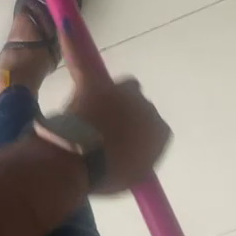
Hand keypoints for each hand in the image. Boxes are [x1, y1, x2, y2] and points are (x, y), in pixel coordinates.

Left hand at [65, 73, 170, 193]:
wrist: (78, 159)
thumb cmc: (106, 176)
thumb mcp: (132, 178)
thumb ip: (139, 160)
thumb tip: (134, 156)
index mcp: (160, 133)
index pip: (156, 129)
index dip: (139, 135)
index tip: (127, 144)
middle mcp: (148, 108)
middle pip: (141, 107)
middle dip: (128, 116)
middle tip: (108, 131)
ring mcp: (123, 93)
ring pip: (124, 89)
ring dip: (114, 97)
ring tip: (96, 112)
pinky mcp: (97, 84)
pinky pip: (88, 67)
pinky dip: (81, 65)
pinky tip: (74, 58)